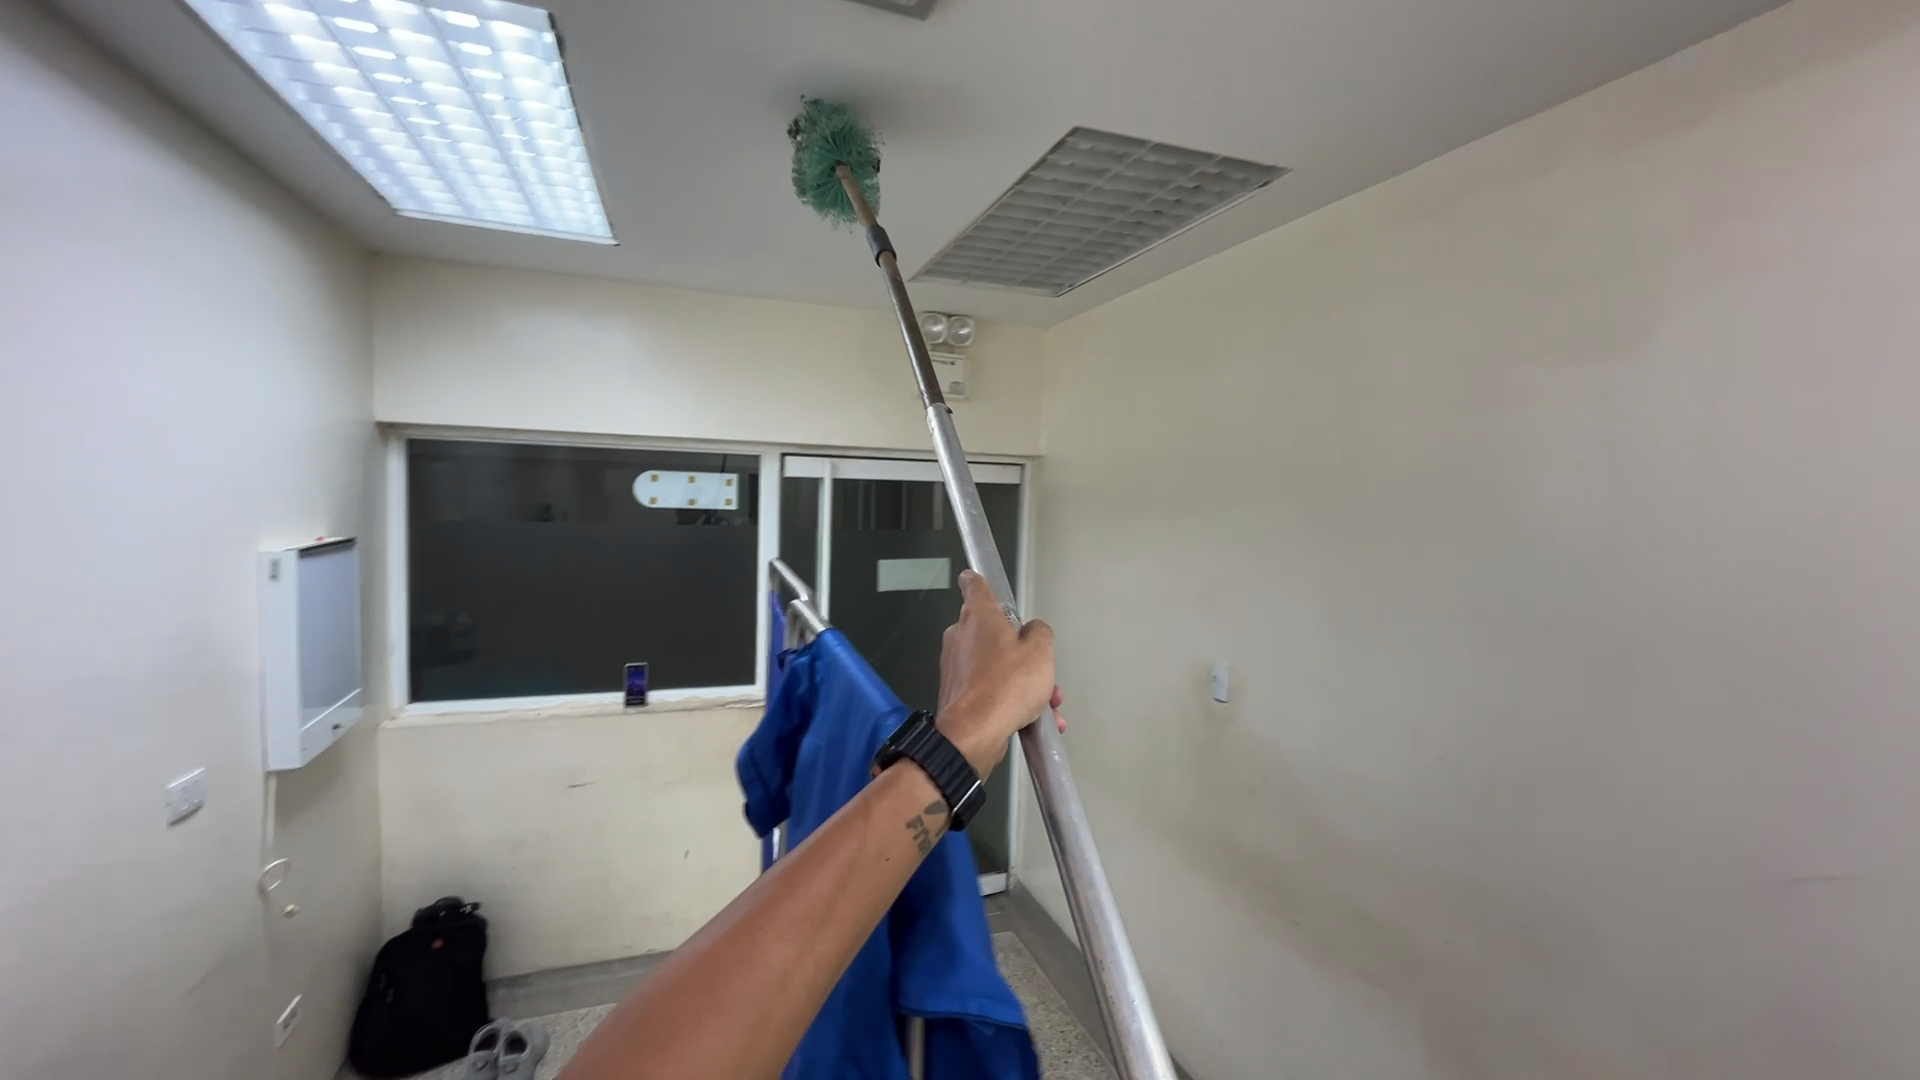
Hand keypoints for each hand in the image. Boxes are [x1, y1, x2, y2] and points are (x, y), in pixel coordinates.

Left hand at [934, 570, 1058, 775]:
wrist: (974, 734)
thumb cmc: (1006, 685)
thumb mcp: (1041, 651)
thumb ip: (1040, 632)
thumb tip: (1033, 631)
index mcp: (978, 615)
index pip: (974, 585)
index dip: (981, 581)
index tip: (982, 582)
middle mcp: (960, 636)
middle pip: (993, 632)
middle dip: (1023, 652)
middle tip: (1043, 673)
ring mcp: (955, 665)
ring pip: (996, 665)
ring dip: (1022, 682)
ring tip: (1047, 705)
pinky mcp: (956, 692)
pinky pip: (990, 689)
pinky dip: (1010, 700)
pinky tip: (1035, 721)